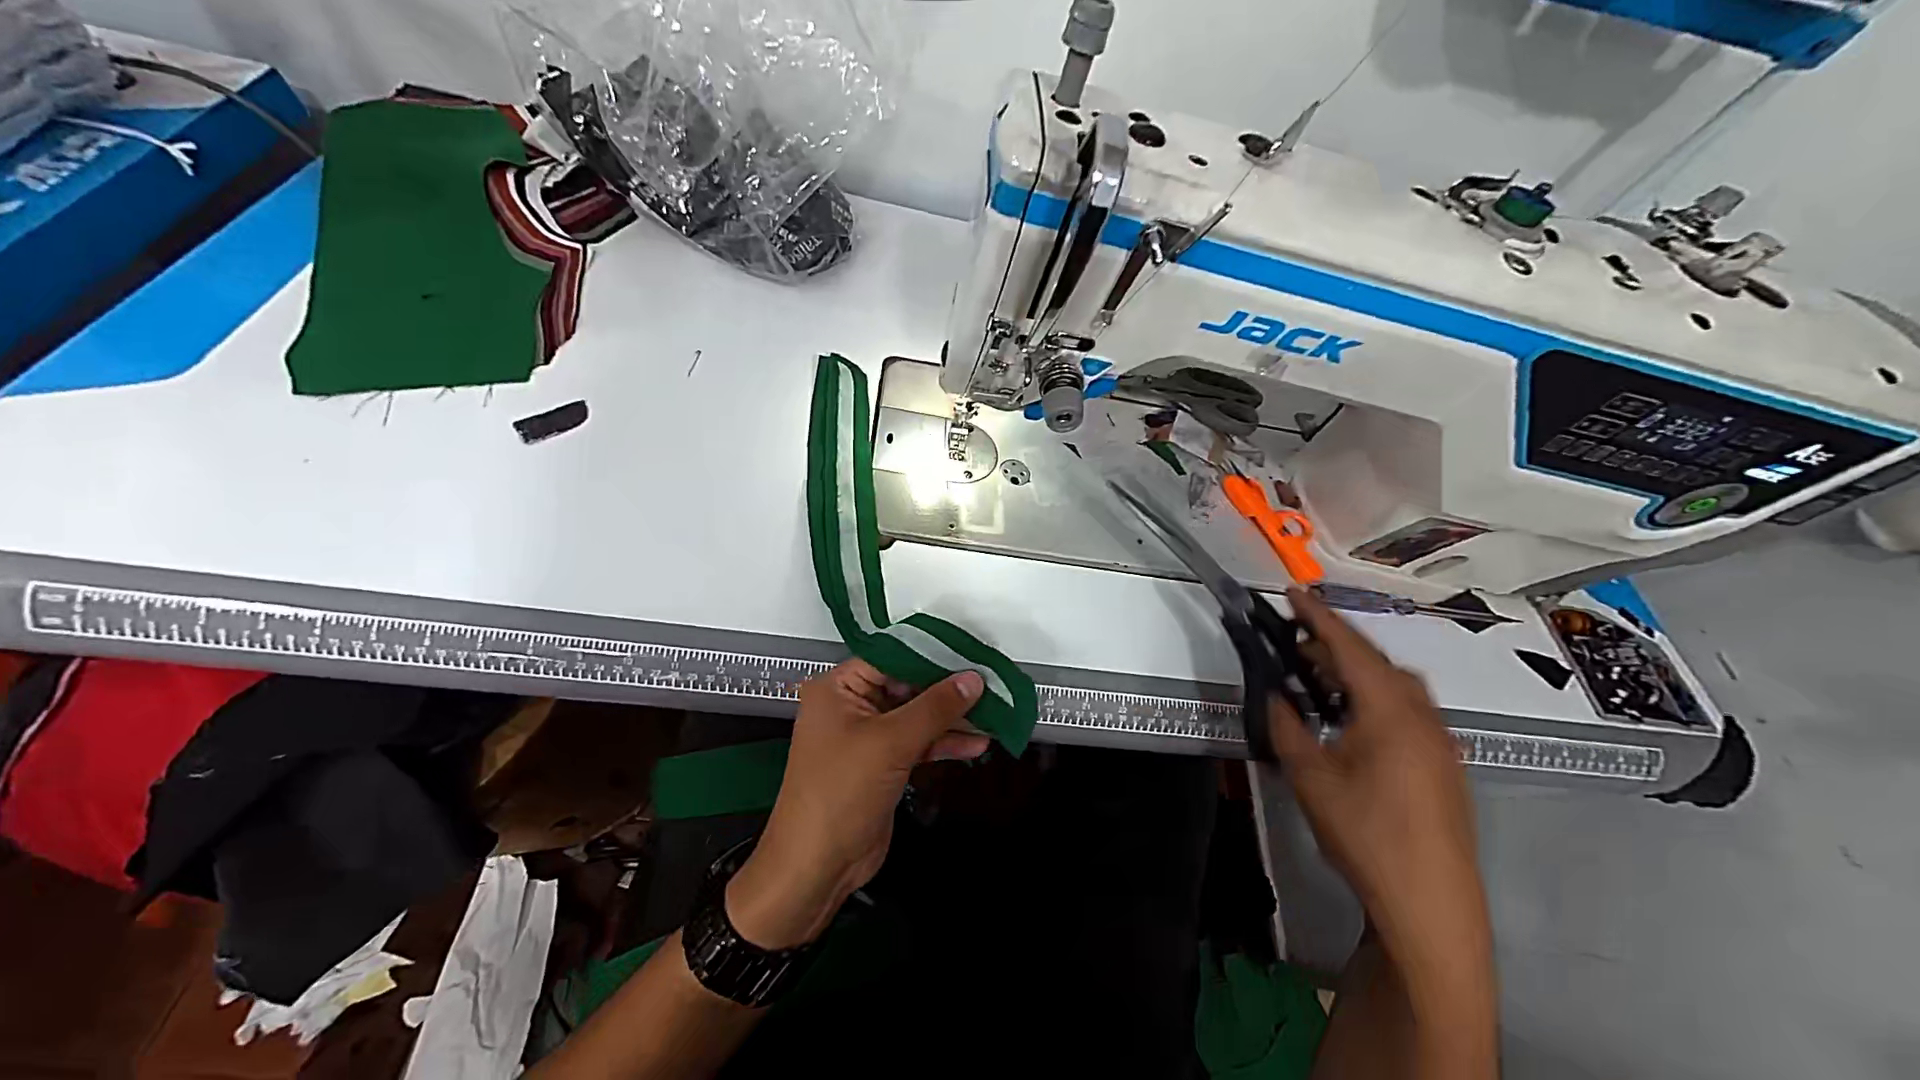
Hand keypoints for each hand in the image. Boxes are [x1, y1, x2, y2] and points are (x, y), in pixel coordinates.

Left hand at [725, 659, 989, 950]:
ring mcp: (868, 736)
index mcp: (838, 688)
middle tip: (988, 683)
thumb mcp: (890, 742)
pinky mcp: (884, 764)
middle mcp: (851, 706)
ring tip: (992, 711)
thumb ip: (935, 708)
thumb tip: (971, 680)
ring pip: (917, 715)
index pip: (891, 657)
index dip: (931, 655)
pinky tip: (976, 742)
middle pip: (907, 685)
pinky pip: (919, 742)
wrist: (818, 865)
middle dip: (947, 689)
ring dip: (952, 717)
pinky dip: (945, 742)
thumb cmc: (837, 795)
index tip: (970, 654)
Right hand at [1267, 588, 1488, 959]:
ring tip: (1318, 680)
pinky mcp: (1445, 763)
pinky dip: (1375, 697)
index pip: (1349, 646)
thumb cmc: (1365, 832)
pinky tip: (1351, 720)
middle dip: (1334, 645)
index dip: (1317, 616)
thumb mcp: (1310, 777)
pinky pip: (1408, 709)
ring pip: (1396, 685)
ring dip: (1356, 672)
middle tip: (1295, 644)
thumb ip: (1287, 727)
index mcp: (1390, 710)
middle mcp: (1423, 716)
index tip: (1292, 592)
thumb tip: (1274, 696)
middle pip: (1377, 661)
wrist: (1429, 901)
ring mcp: (1440, 740)